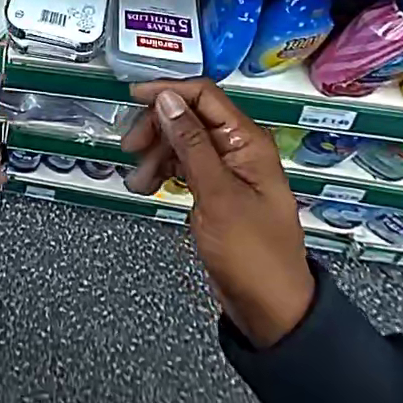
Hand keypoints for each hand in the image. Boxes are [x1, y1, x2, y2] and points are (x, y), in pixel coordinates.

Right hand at [121, 79, 314, 348]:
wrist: (272, 312)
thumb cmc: (251, 252)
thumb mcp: (218, 195)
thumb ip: (191, 143)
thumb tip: (166, 98)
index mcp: (246, 139)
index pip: (204, 95)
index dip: (168, 91)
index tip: (134, 96)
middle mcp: (237, 146)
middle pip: (189, 117)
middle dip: (157, 127)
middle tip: (130, 147)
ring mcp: (226, 169)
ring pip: (183, 142)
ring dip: (156, 153)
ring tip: (137, 181)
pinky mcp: (215, 189)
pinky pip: (185, 165)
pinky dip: (164, 171)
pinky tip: (147, 186)